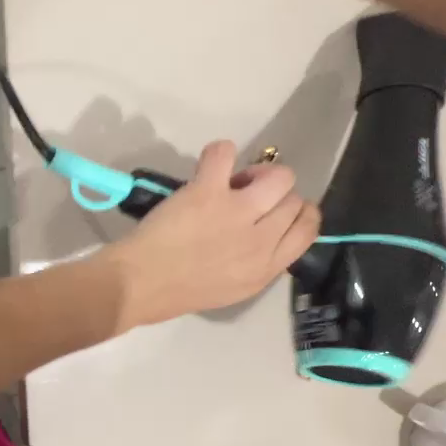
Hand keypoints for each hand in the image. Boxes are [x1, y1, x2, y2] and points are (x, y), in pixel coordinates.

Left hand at [99, 140, 319, 328]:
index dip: (296, 213)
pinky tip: (209, 167)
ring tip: (231, 183)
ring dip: (257, 174)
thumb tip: (263, 233)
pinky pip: (226, 154)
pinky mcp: (208, 193)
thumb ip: (254, 264)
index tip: (275, 210)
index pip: (308, 228)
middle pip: (292, 200)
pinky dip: (220, 153)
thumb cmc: (175, 293)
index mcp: (266, 268)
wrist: (137, 286)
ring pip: (277, 176)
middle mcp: (260, 240)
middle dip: (273, 194)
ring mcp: (237, 213)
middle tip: (244, 198)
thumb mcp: (230, 289)